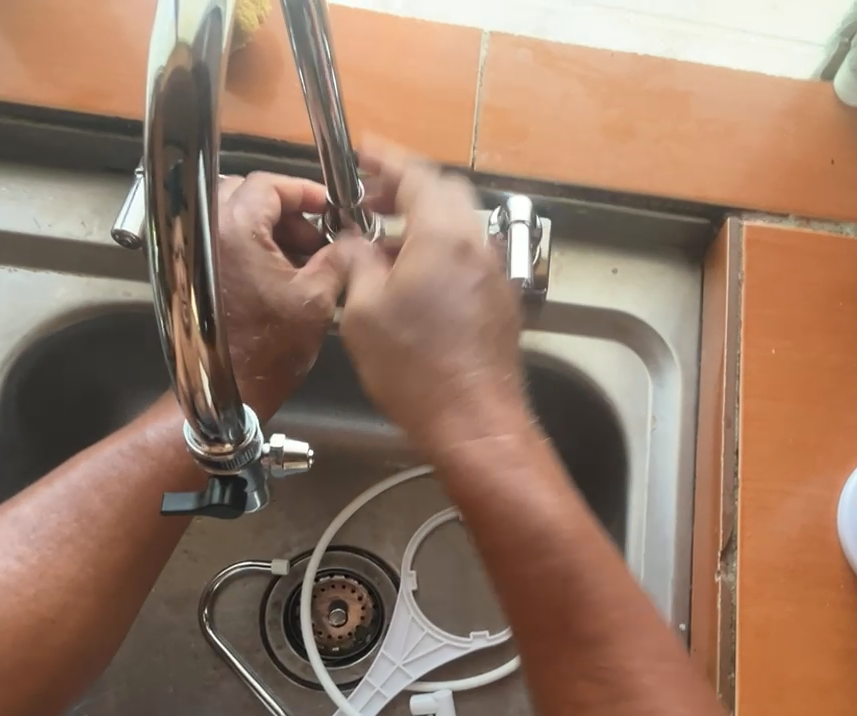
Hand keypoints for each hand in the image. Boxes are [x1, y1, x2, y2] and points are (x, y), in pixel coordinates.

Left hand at [215, 172, 345, 418]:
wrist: (235, 388)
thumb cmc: (271, 350)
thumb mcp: (317, 299)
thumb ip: (336, 259)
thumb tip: (350, 242)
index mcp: (235, 230)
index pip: (268, 185)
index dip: (303, 192)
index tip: (326, 206)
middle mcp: (207, 233)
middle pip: (247, 195)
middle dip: (287, 211)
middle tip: (316, 235)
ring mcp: (197, 253)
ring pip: (234, 218)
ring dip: (270, 230)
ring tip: (302, 259)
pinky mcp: (195, 274)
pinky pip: (225, 242)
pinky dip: (253, 248)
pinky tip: (281, 274)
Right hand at [331, 144, 530, 457]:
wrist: (475, 422)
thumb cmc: (416, 371)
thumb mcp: (363, 311)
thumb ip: (357, 262)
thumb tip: (355, 243)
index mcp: (444, 234)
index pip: (417, 173)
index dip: (386, 159)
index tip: (363, 152)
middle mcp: (478, 245)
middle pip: (446, 194)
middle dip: (407, 190)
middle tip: (371, 201)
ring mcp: (496, 275)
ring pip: (461, 228)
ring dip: (425, 224)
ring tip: (386, 245)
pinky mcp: (502, 304)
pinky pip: (471, 260)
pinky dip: (443, 253)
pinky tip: (416, 280)